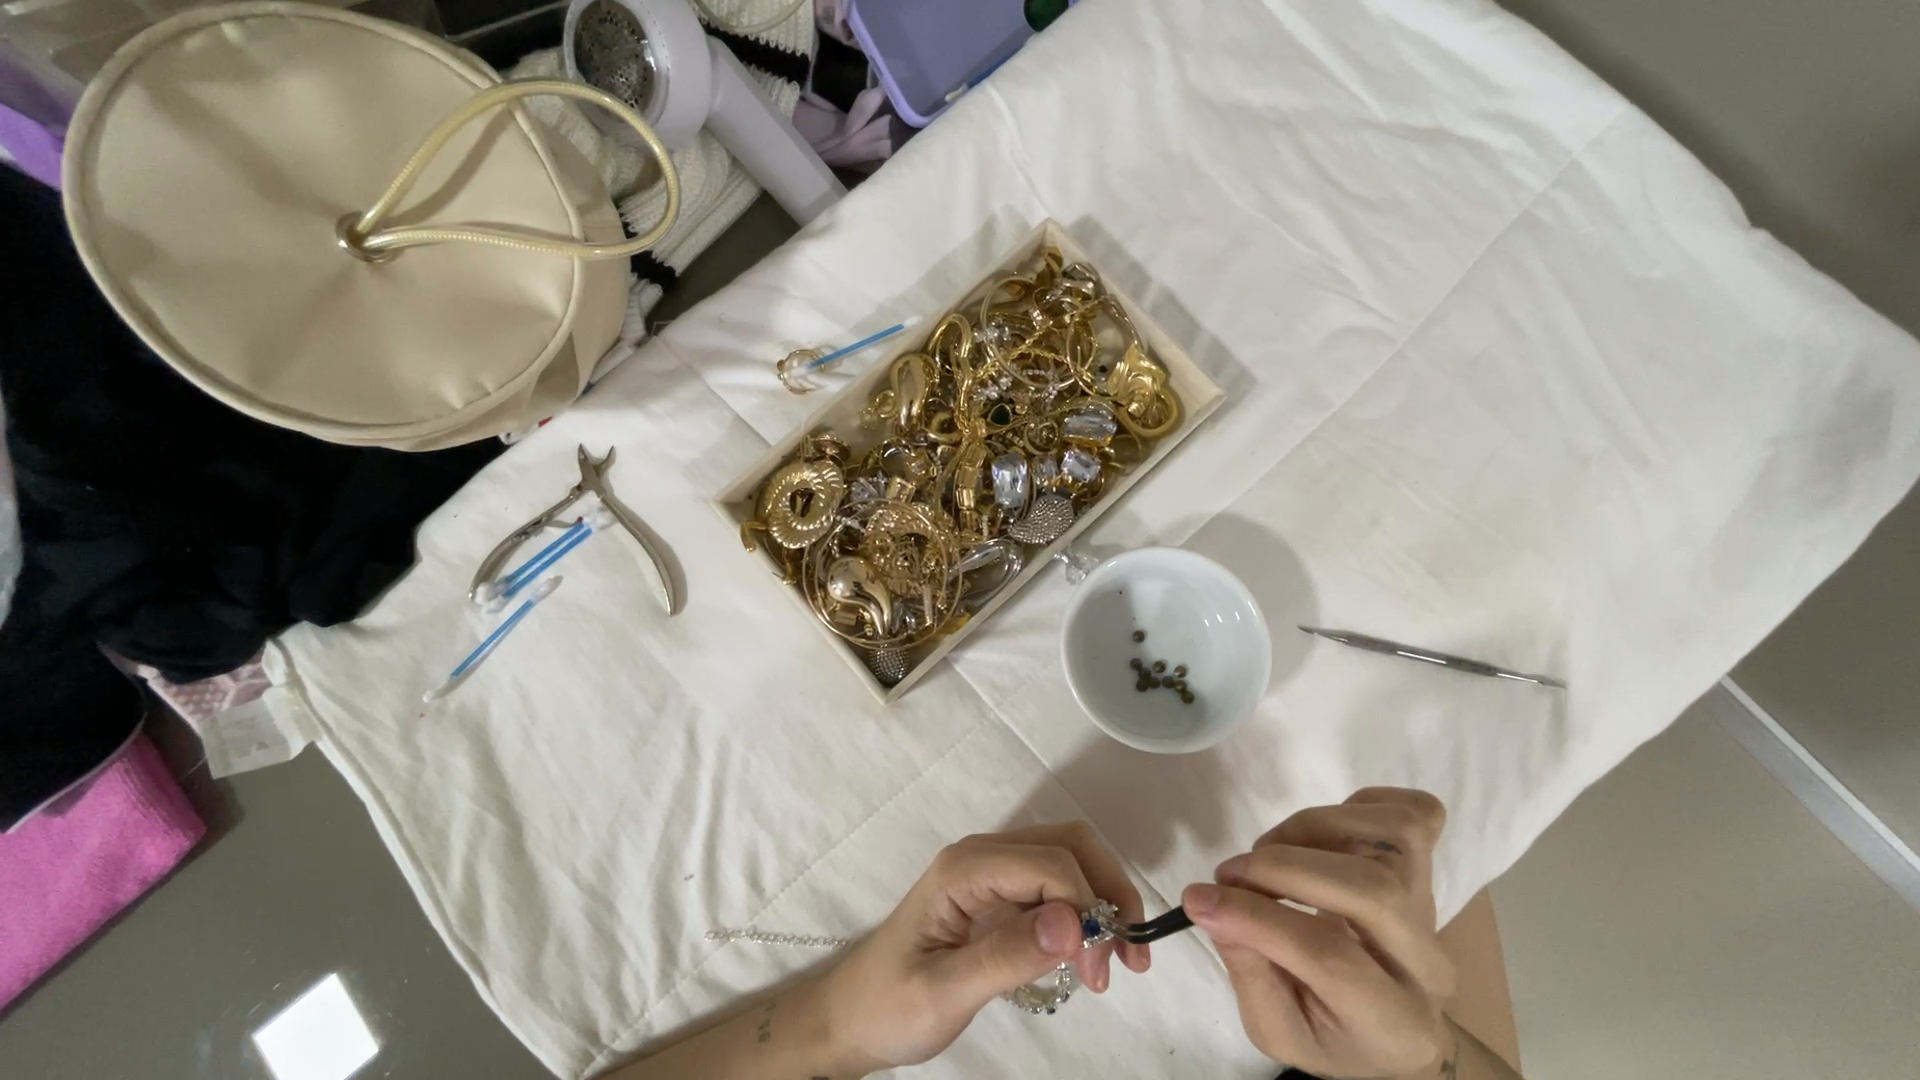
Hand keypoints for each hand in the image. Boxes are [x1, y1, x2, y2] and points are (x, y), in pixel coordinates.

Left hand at [820, 822, 1151, 1072]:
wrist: (853, 1016)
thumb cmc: (889, 1005)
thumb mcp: (943, 993)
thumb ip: (1006, 956)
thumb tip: (1072, 922)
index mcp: (964, 868)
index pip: (1049, 862)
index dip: (1086, 904)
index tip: (1098, 965)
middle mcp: (982, 856)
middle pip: (1067, 845)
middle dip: (1106, 893)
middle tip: (1123, 960)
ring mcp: (991, 873)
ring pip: (1067, 861)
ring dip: (1100, 902)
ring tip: (1110, 966)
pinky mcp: (999, 896)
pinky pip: (1053, 887)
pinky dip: (1083, 915)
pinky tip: (1086, 957)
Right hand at [1184, 788, 1455, 1079]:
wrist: (1398, 1030)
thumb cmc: (1331, 1032)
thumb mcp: (1276, 1029)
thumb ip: (1246, 970)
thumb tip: (1211, 905)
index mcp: (1392, 1020)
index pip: (1332, 957)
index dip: (1256, 918)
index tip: (1198, 900)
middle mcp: (1426, 960)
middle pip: (1371, 889)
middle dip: (1283, 868)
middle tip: (1231, 875)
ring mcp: (1433, 906)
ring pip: (1394, 836)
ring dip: (1314, 828)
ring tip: (1271, 852)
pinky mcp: (1431, 868)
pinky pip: (1413, 812)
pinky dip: (1359, 806)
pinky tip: (1321, 835)